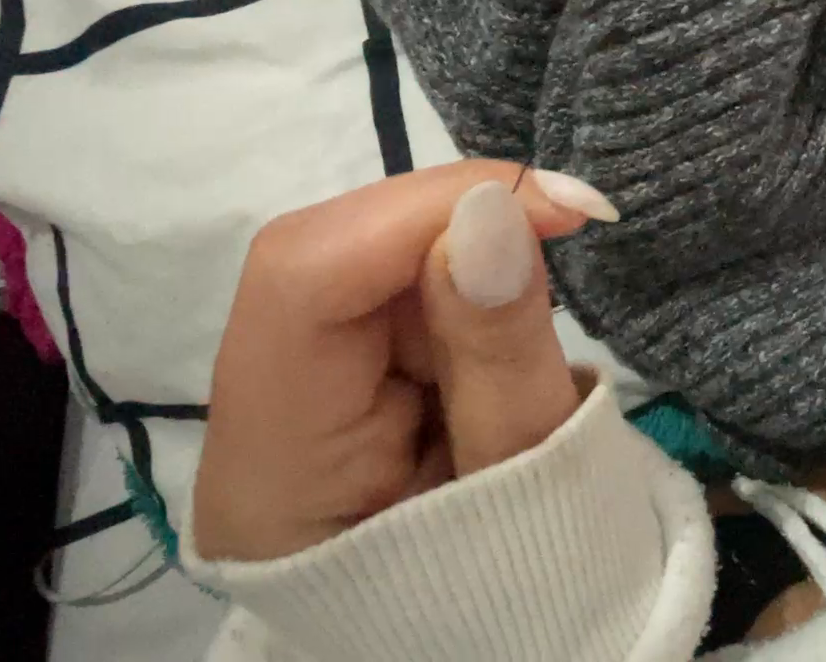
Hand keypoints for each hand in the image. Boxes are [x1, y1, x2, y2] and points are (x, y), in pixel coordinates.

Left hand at [194, 162, 615, 562]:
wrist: (491, 628)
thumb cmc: (519, 575)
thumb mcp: (527, 468)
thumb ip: (502, 345)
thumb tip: (493, 208)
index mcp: (277, 469)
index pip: (308, 280)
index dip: (430, 212)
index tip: (558, 205)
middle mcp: (257, 413)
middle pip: (330, 252)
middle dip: (457, 218)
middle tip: (568, 221)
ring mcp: (291, 384)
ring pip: (364, 252)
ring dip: (467, 243)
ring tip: (537, 291)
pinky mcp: (336, 366)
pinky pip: (391, 279)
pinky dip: (464, 266)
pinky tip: (506, 300)